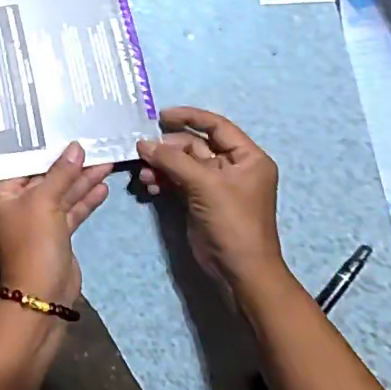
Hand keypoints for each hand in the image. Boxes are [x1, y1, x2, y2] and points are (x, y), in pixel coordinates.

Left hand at [0, 142, 113, 304]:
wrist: (43, 293)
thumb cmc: (34, 240)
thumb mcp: (46, 200)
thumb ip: (62, 172)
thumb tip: (76, 147)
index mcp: (2, 196)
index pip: (26, 166)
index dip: (48, 152)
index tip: (69, 136)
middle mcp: (17, 207)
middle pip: (47, 179)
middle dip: (72, 167)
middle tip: (96, 149)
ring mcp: (38, 222)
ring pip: (63, 195)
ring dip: (83, 181)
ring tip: (107, 163)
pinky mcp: (56, 235)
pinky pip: (71, 211)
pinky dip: (86, 200)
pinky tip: (103, 187)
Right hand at [136, 107, 284, 288]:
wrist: (240, 273)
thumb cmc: (232, 222)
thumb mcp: (205, 185)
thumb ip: (174, 160)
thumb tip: (143, 143)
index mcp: (247, 157)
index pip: (216, 126)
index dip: (189, 117)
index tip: (160, 116)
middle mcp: (233, 167)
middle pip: (196, 146)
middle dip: (169, 149)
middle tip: (143, 152)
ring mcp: (216, 185)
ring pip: (184, 165)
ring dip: (162, 166)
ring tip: (144, 175)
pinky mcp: (201, 202)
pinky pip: (180, 182)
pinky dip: (164, 181)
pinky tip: (149, 186)